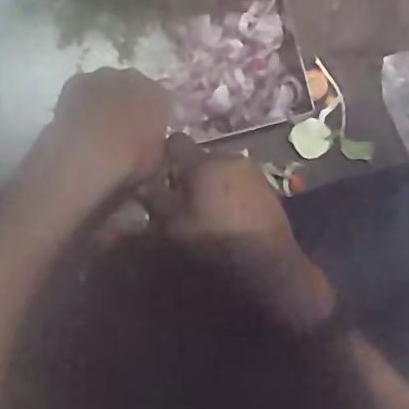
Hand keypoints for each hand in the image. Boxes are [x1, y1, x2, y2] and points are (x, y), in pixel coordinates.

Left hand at [22, 69, 171, 210]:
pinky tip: (78, 121)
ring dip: (104, 101)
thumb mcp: (156, 158)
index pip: (159, 101)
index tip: (144, 134)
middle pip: (133, 87)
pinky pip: (83, 89)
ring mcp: (103, 76)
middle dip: (128, 103)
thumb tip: (149, 140)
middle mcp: (134, 78)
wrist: (90, 155)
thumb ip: (156, 141)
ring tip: (96, 127)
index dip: (151, 118)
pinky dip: (82, 102)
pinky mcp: (77, 80)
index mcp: (159, 96)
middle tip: (120, 129)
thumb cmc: (130, 160)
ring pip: (106, 86)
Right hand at [138, 134, 336, 329]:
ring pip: (222, 173)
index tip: (156, 179)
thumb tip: (138, 184)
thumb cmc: (215, 242)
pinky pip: (241, 186)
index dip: (163, 157)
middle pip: (200, 159)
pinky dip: (231, 197)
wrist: (270, 266)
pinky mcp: (270, 192)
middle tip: (179, 204)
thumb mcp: (173, 225)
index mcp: (204, 161)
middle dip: (188, 176)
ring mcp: (255, 174)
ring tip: (205, 215)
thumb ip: (153, 199)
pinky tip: (228, 221)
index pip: (175, 141)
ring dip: (211, 187)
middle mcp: (231, 158)